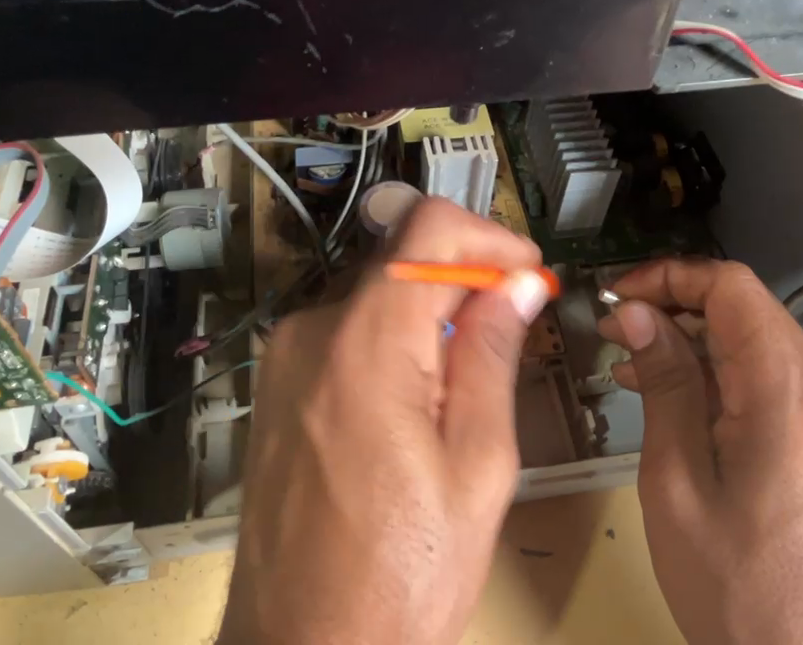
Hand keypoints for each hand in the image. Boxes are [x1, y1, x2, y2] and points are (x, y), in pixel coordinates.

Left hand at [219, 198, 551, 644]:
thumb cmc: (401, 575)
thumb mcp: (477, 466)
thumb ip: (493, 356)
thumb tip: (518, 284)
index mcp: (365, 343)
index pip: (427, 227)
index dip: (488, 237)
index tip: (525, 275)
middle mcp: (311, 332)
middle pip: (400, 258)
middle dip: (463, 280)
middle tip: (510, 330)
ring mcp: (284, 358)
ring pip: (375, 296)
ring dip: (428, 315)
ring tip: (466, 383)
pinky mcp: (276, 386)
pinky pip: (345, 333)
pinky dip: (392, 342)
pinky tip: (418, 402)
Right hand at [600, 258, 802, 644]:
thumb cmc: (737, 586)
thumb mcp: (678, 482)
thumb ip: (664, 384)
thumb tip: (638, 313)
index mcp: (788, 392)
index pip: (731, 287)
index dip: (668, 277)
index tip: (616, 298)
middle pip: (746, 309)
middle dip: (675, 307)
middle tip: (615, 335)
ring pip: (757, 343)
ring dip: (694, 341)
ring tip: (632, 367)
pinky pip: (771, 381)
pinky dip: (721, 375)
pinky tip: (674, 399)